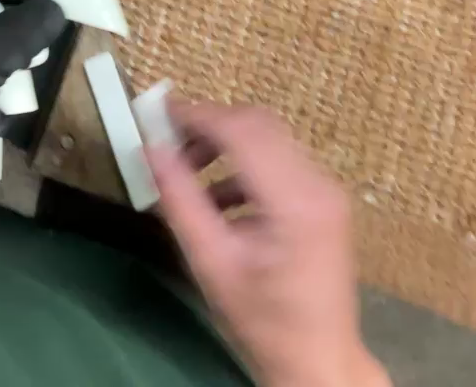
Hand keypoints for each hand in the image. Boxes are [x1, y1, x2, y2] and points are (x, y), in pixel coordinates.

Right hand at [148, 102, 388, 386]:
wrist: (319, 363)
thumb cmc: (262, 319)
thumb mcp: (209, 261)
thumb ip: (179, 199)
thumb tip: (151, 148)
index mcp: (294, 201)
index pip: (240, 131)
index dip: (195, 115)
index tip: (156, 114)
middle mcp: (317, 183)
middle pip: (256, 123)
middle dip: (208, 123)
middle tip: (169, 140)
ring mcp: (325, 188)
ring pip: (266, 134)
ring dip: (223, 140)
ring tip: (189, 169)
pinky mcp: (322, 196)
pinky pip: (276, 155)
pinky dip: (241, 159)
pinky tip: (217, 194)